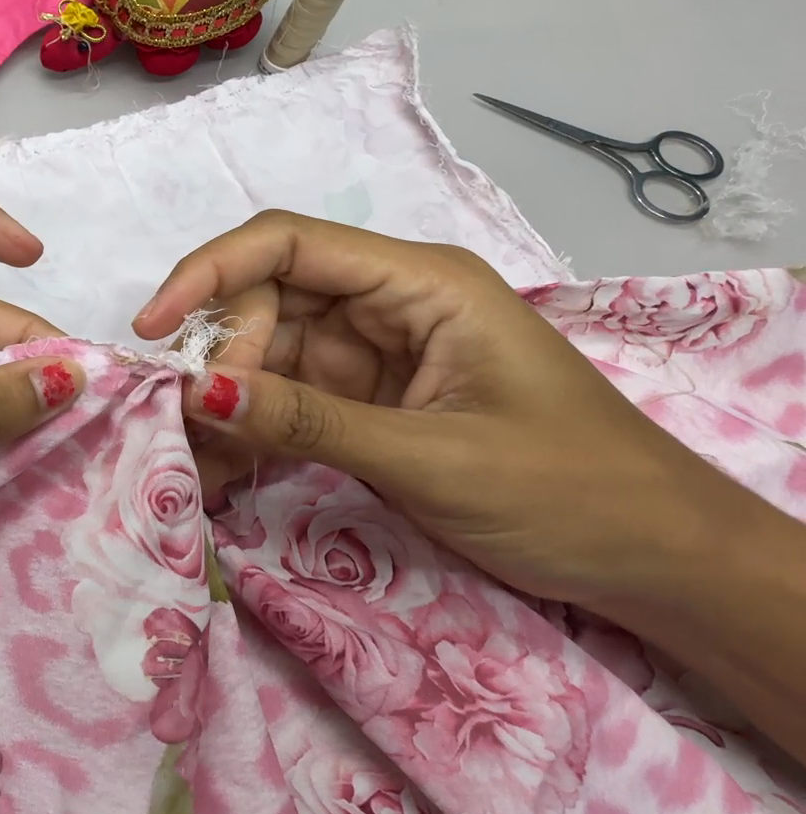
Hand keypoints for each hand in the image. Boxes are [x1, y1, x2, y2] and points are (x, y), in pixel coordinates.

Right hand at [132, 211, 756, 610]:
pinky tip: (221, 467)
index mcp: (419, 284)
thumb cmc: (574, 493)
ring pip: (261, 353)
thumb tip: (193, 391)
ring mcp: (368, 354)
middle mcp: (384, 305)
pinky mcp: (358, 400)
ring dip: (222, 399)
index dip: (207, 272)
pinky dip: (245, 429)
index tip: (151, 329)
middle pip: (263, 300)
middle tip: (193, 420)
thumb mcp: (433, 457)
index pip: (288, 244)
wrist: (662, 568)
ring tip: (195, 455)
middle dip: (219, 355)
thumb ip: (306, 420)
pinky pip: (279, 399)